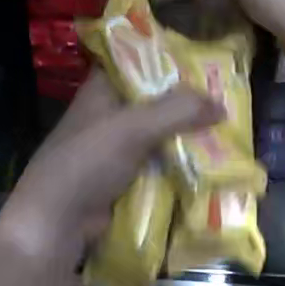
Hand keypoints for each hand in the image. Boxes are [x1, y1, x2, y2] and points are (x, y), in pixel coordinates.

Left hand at [0, 71, 220, 262]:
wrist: (56, 222)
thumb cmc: (87, 162)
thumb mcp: (133, 127)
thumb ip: (177, 111)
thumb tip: (221, 105)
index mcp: (102, 92)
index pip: (137, 64)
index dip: (168, 63)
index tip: (205, 66)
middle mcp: (109, 116)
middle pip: (155, 104)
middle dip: (187, 106)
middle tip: (227, 103)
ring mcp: (116, 151)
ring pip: (160, 138)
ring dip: (187, 140)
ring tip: (228, 135)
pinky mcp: (124, 181)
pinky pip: (158, 168)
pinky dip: (179, 168)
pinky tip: (211, 167)